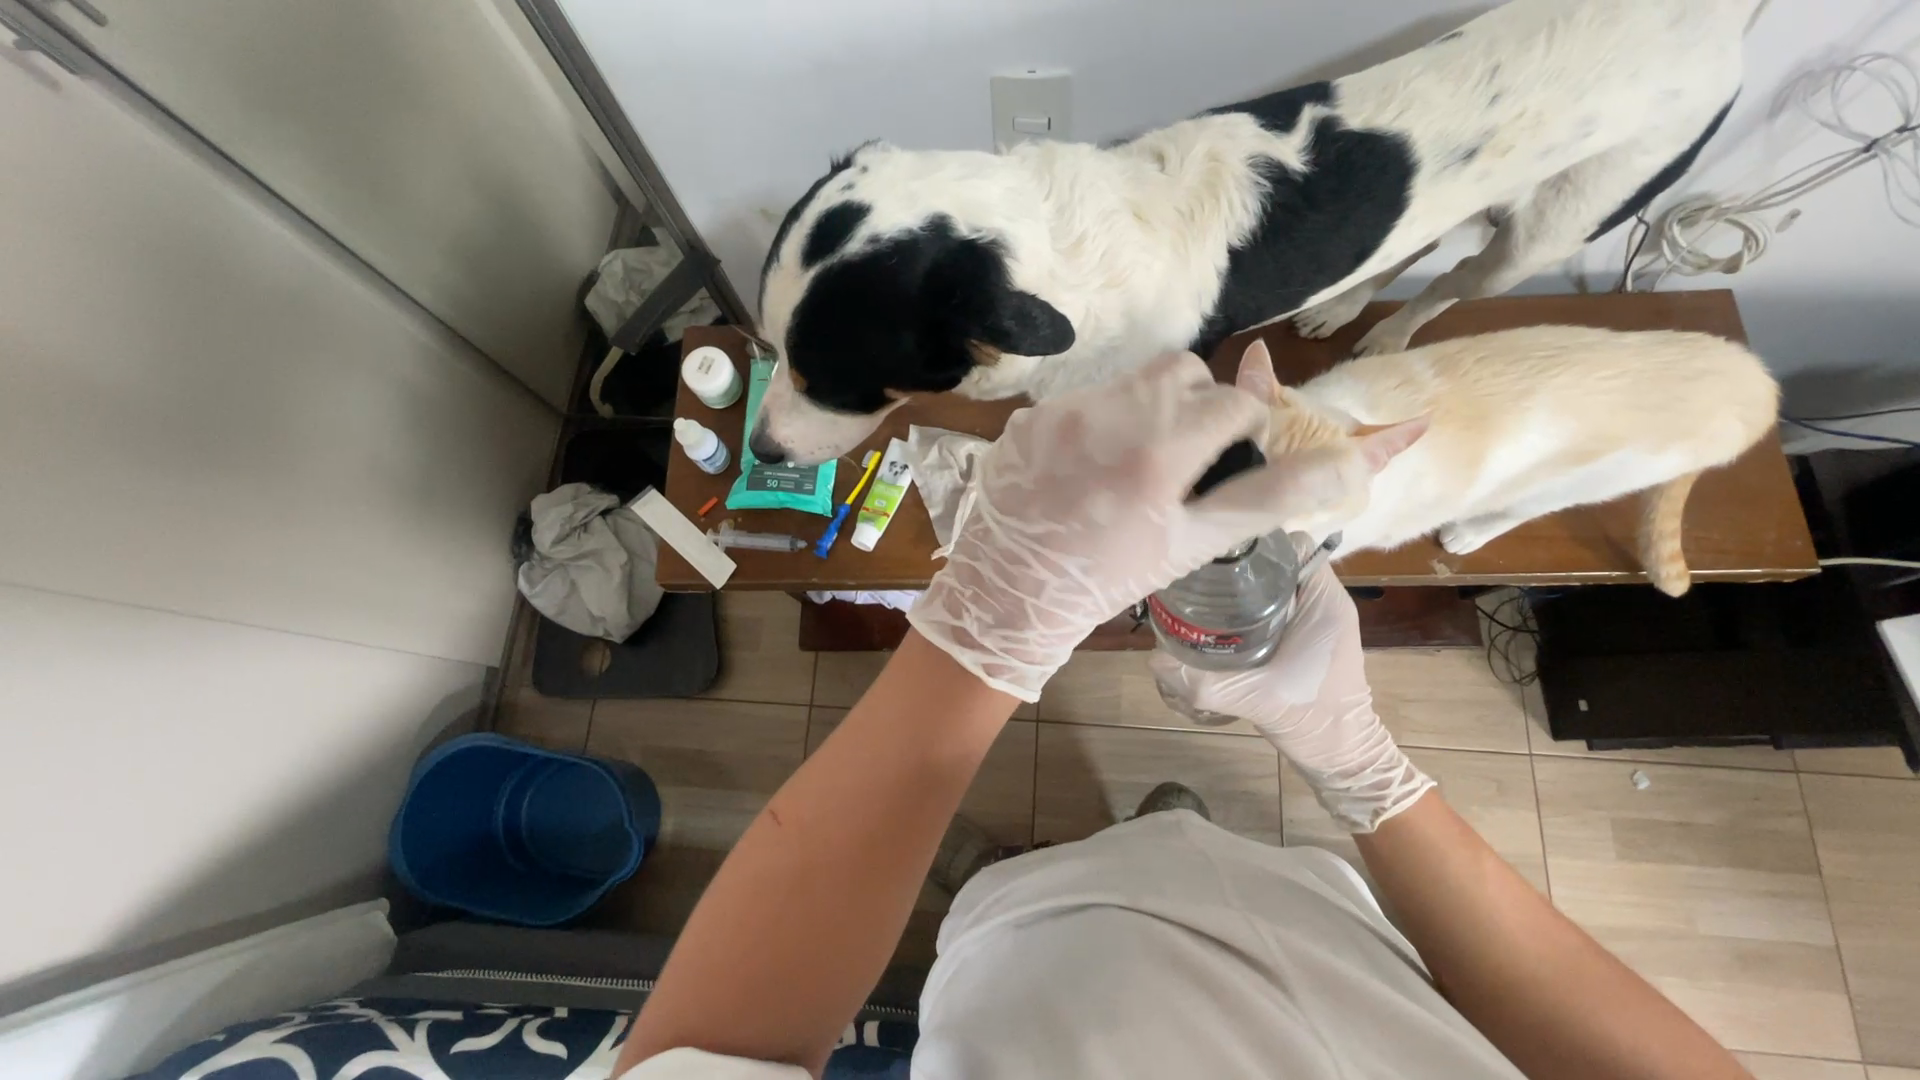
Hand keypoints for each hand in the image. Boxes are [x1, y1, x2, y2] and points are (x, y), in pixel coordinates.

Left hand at [908, 352, 1308, 701]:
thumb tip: (1346, 465)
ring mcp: (1060, 412)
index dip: (1242, 428)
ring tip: (1133, 462)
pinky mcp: (1027, 418)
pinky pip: (1082, 401)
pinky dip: (1098, 422)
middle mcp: (1107, 413)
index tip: (1227, 460)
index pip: (1231, 400)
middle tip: (1184, 454)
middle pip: (1180, 371)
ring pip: (1129, 381)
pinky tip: (1086, 468)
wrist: (1013, 594)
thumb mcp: (1194, 544)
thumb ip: (1267, 497)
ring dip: (1146, 408)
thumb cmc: (1112, 576)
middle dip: (1196, 402)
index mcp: (1158, 446)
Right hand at [1148, 564, 1433, 831]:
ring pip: (1268, 587)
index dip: (1256, 546)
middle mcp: (1319, 603)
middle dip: (1236, 569)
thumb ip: (1205, 682)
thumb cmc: (1315, 720)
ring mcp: (1309, 622)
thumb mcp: (1256, 699)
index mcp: (1324, 602)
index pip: (1294, 546)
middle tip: (1196, 581)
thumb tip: (1155, 660)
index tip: (1218, 559)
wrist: (1343, 760)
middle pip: (1274, 564)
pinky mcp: (1298, 640)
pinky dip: (1241, 613)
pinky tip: (1212, 629)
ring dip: (1236, 592)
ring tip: (1197, 601)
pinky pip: (1267, 610)